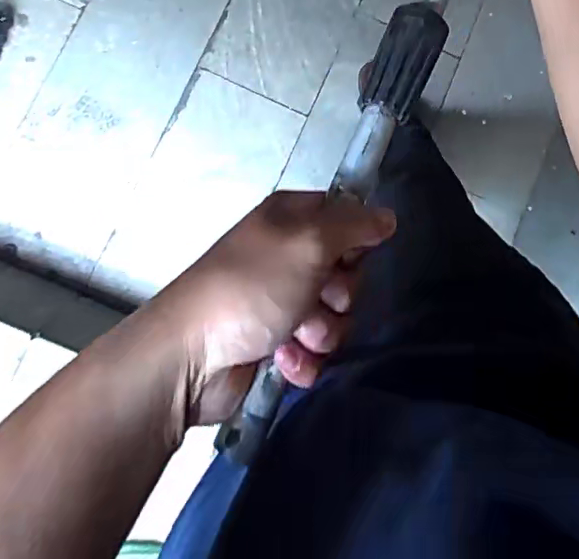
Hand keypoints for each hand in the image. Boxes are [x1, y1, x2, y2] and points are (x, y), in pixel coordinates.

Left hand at [143, 191, 395, 427]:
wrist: (191, 356)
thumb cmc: (253, 285)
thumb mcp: (309, 243)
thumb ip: (354, 226)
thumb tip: (387, 217)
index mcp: (290, 218)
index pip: (345, 216)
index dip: (355, 240)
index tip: (351, 257)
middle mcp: (287, 253)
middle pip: (346, 270)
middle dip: (341, 294)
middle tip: (321, 299)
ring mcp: (281, 298)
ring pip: (334, 314)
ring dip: (323, 331)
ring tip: (298, 336)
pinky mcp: (275, 341)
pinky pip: (314, 348)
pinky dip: (304, 358)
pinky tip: (287, 361)